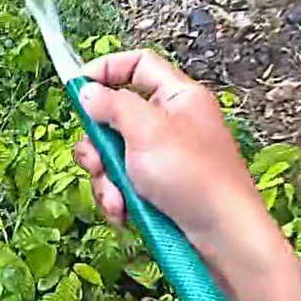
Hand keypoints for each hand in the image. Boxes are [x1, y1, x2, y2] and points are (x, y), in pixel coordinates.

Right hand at [71, 49, 282, 271]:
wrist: (222, 236)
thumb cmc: (195, 178)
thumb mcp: (147, 131)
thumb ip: (113, 105)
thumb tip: (88, 92)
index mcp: (177, 97)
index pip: (137, 65)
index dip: (106, 70)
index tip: (77, 88)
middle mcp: (169, 124)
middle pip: (115, 118)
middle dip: (98, 146)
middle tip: (98, 163)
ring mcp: (162, 158)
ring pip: (113, 157)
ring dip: (106, 180)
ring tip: (117, 200)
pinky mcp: (157, 188)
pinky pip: (121, 184)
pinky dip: (117, 199)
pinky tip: (124, 213)